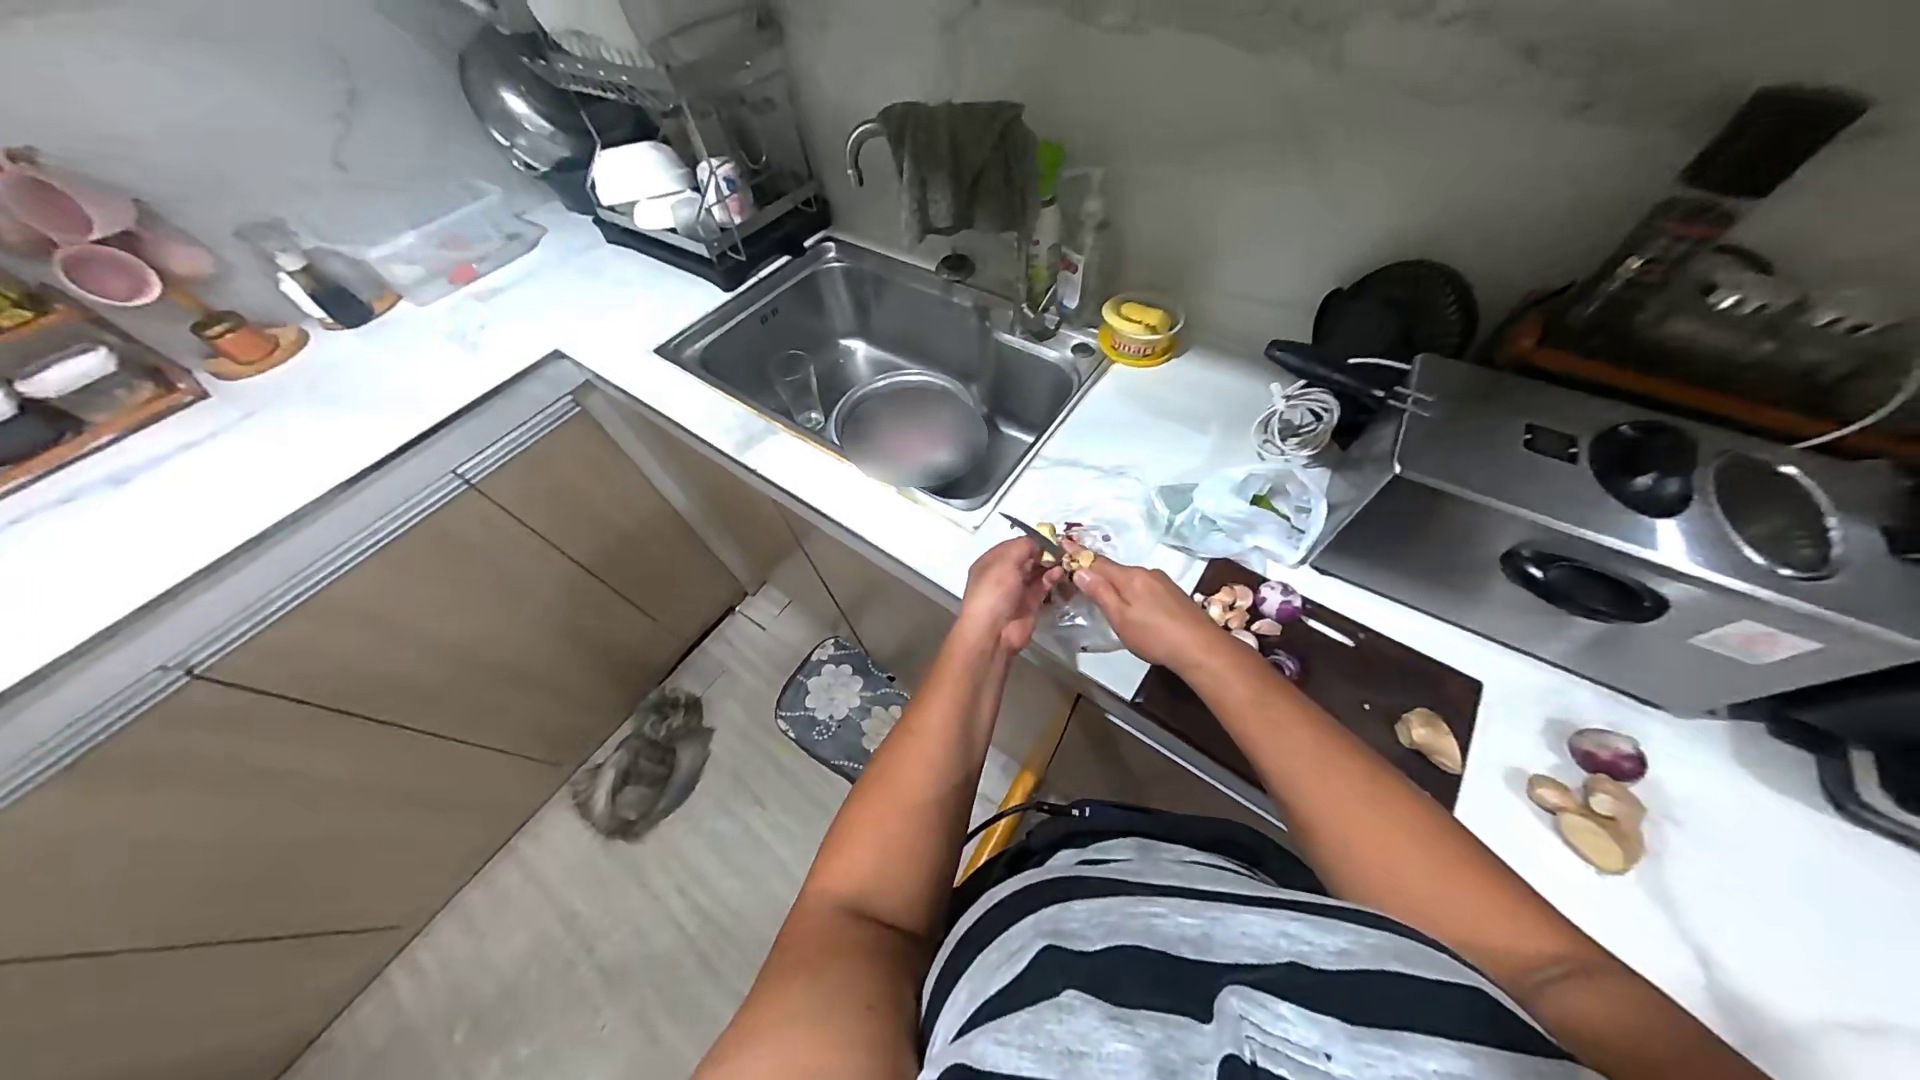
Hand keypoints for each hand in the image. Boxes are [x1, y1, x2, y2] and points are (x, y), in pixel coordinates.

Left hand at [958, 538, 1064, 652]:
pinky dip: (1052, 578)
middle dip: (1044, 552)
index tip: (1052, 537)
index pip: (1014, 545)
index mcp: (992, 561)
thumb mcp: (1005, 561)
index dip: (1032, 541)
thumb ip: (1024, 547)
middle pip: (1027, 558)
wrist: (993, 632)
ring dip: (1050, 564)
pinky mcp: (1030, 603)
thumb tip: (1039, 544)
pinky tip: (1061, 573)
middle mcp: (1004, 574)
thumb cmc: (995, 591)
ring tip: (1066, 559)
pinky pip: (1043, 586)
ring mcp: (1017, 589)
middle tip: (1064, 548)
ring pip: (1037, 571)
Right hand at [1065, 542, 1225, 670]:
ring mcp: (1162, 582)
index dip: (1079, 555)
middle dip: (1097, 573)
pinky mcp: (1173, 594)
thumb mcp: (1120, 618)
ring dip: (1116, 585)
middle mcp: (1146, 573)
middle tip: (1079, 580)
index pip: (1098, 562)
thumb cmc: (1155, 636)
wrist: (1201, 648)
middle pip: (1115, 570)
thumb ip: (1100, 593)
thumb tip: (1080, 570)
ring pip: (1130, 579)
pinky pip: (1143, 586)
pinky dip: (1132, 592)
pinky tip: (1134, 608)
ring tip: (1106, 600)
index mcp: (1130, 577)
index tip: (1063, 543)